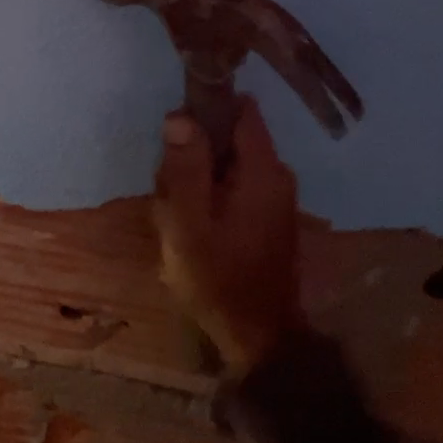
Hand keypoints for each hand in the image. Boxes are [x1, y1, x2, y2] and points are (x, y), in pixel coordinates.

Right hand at [153, 98, 308, 375]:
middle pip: (225, 137)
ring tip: (175, 214)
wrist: (258, 339)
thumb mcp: (189, 222)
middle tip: (167, 189)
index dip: (205, 103)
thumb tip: (179, 114)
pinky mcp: (264, 216)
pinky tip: (188, 226)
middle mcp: (275, 176)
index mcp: (262, 171)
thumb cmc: (219, 278)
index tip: (172, 123)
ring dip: (192, 179)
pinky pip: (227, 185)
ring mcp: (272, 197)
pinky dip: (204, 196)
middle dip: (190, 152)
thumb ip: (184, 168)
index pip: (240, 109)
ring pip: (221, 163)